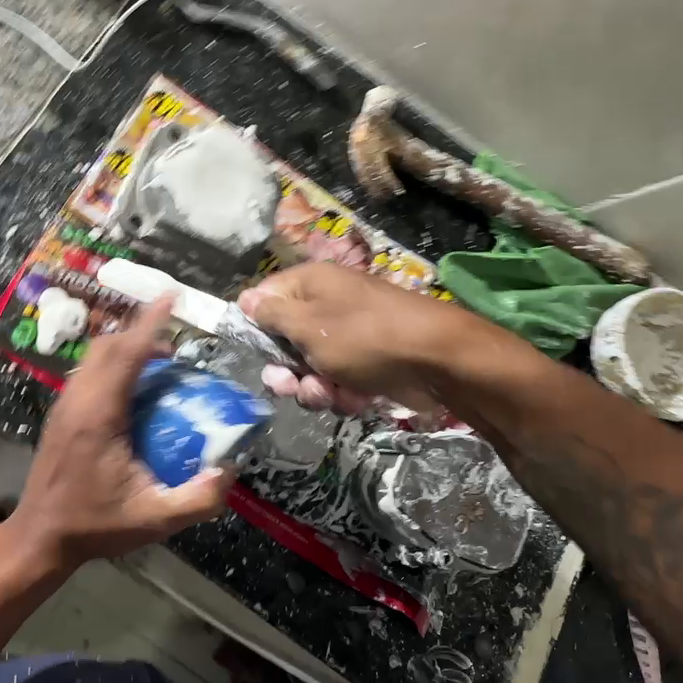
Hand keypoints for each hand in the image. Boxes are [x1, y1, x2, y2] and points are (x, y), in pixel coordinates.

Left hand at [8, 296, 234, 568]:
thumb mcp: (154, 519)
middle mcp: (77, 400)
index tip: (171, 297)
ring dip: (126, 349)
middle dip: (141, 332)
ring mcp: (64, 405)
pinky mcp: (60, 414)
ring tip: (160, 362)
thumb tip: (230, 469)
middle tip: (176, 344)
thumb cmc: (94, 525)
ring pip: (94, 357)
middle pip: (107, 347)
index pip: (126, 355)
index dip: (150, 323)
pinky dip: (113, 365)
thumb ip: (198, 499)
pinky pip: (88, 373)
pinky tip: (134, 389)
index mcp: (98, 415)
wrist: (40, 536)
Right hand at [236, 261, 497, 413]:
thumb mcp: (306, 324)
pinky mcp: (366, 363)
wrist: (437, 361)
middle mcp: (325, 305)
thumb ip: (270, 313)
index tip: (258, 351)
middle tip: (291, 385)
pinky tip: (355, 399)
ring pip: (309, 368)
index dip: (256, 326)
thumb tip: (244, 299)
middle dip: (286, 370)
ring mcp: (347, 336)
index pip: (264, 298)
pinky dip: (342, 394)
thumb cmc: (363, 336)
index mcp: (309, 284)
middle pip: (283, 340)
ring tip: (331, 393)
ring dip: (313, 388)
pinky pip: (337, 381)